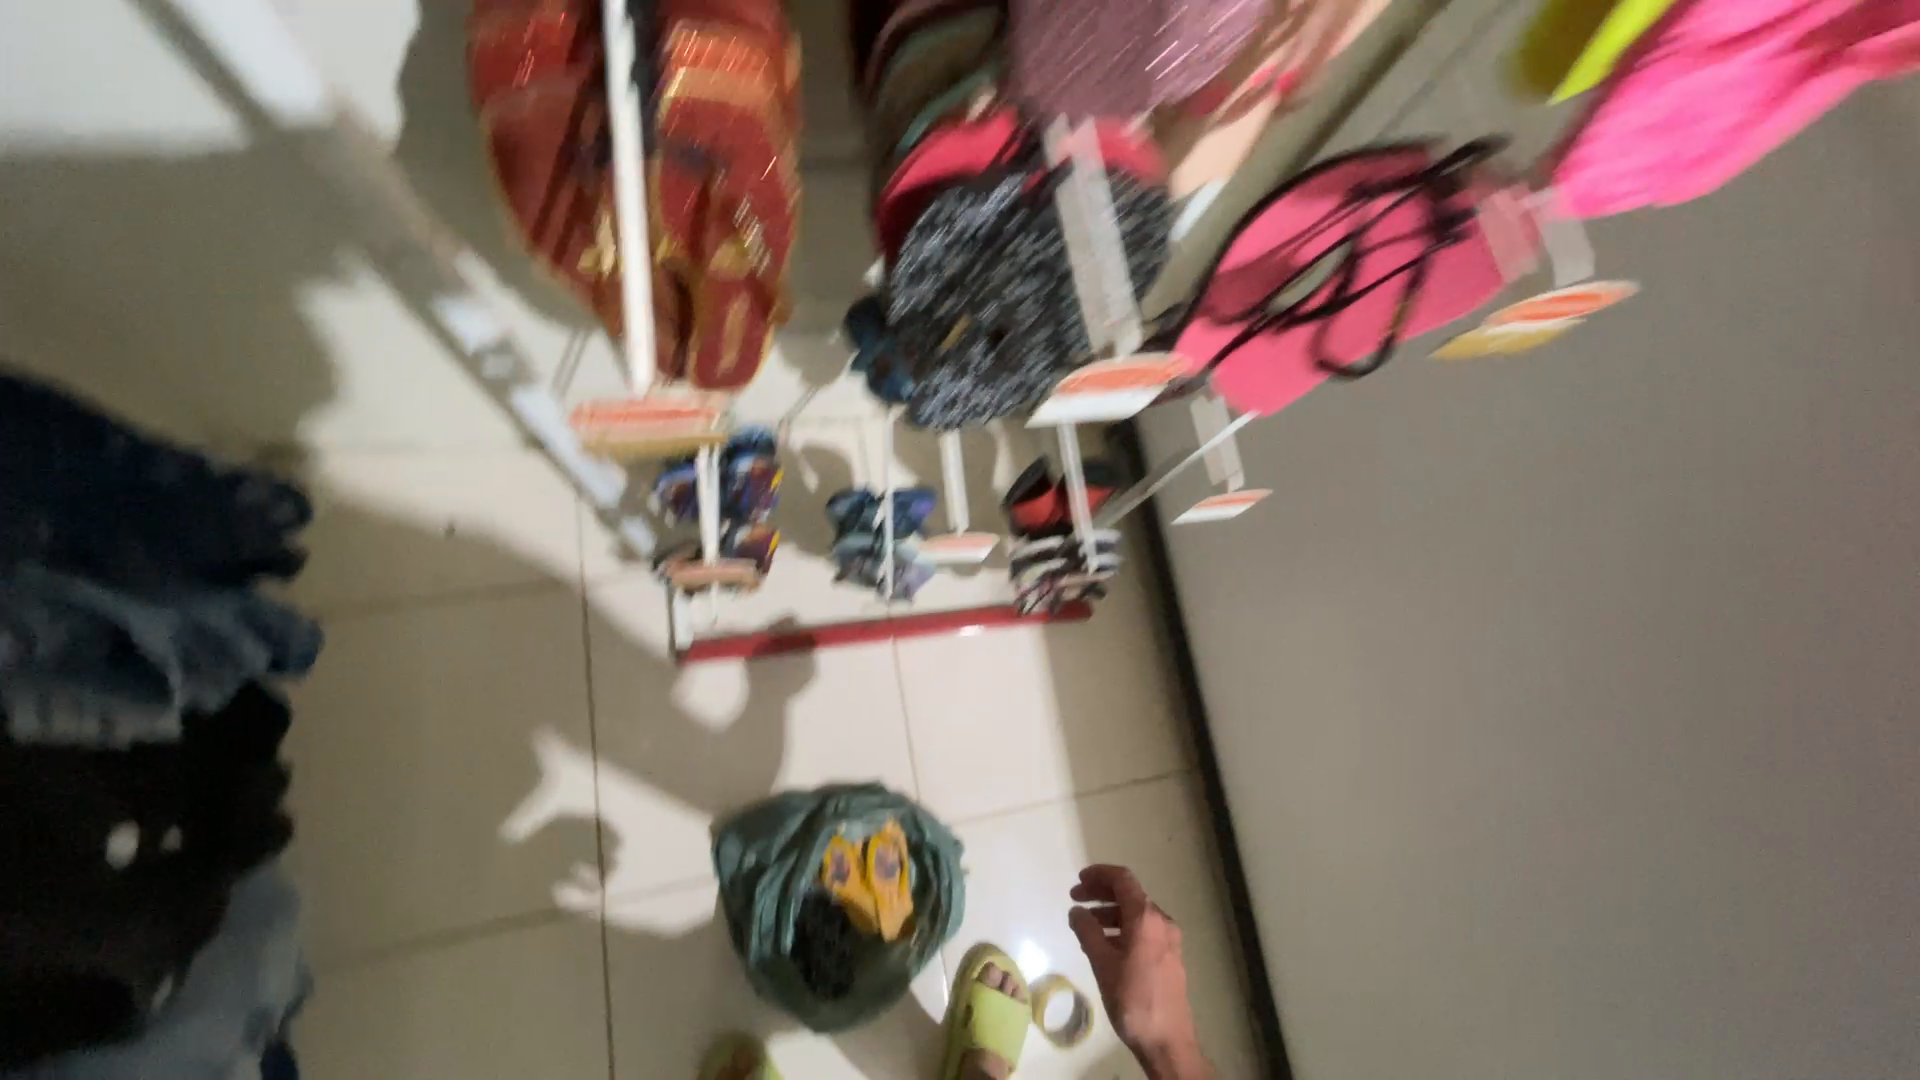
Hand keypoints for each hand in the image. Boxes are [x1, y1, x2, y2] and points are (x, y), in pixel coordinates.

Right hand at [1067, 865, 1211, 1078]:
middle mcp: (1162, 922)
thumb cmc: (1132, 999)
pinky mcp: (1170, 957)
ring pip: (1135, 914)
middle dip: (1101, 893)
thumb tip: (1077, 910)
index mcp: (1146, 918)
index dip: (1099, 874)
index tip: (1078, 880)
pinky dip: (1122, 929)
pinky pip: (1143, 931)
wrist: (1168, 1042)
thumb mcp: (1102, 963)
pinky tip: (1105, 945)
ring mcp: (1169, 940)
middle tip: (1076, 899)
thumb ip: (1087, 930)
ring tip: (1085, 927)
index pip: (1122, 879)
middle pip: (1129, 894)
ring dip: (1109, 913)